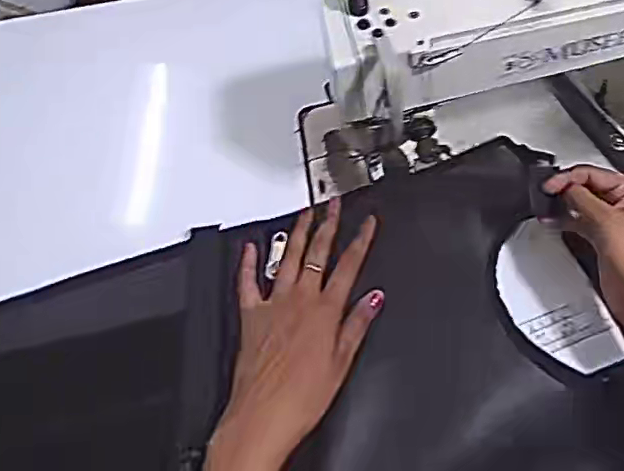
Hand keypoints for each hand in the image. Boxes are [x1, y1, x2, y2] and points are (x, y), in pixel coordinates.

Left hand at [206, 200, 381, 470]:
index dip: (361, 239)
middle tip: (333, 204)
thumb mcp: (342, 363)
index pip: (349, 264)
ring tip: (305, 212)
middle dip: (329, 224)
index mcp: (326, 311)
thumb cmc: (301, 399)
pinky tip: (251, 247)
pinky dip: (249, 262)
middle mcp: (300, 300)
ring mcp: (274, 304)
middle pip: (319, 252)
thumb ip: (358, 324)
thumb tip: (375, 297)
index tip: (368, 222)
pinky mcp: (251, 316)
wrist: (261, 419)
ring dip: (298, 232)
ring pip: (289, 257)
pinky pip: (248, 282)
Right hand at [542, 166, 623, 323]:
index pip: (593, 173)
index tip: (551, 184)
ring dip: (563, 204)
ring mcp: (613, 221)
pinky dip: (566, 219)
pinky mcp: (603, 238)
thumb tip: (565, 186)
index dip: (569, 177)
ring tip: (545, 205)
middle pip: (586, 186)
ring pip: (581, 203)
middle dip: (565, 190)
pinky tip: (553, 219)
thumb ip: (582, 199)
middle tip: (546, 193)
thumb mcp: (606, 222)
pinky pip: (580, 221)